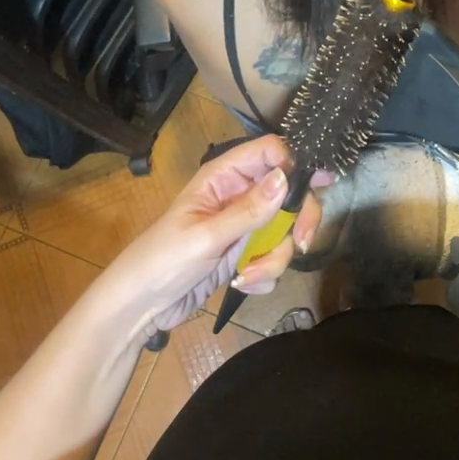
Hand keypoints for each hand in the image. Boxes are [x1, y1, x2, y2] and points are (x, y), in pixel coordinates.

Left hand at [88, 136, 326, 341]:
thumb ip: (250, 210)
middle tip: (301, 243)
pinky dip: (264, 274)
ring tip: (246, 276)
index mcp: (223, 177)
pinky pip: (273, 257)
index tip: (319, 183)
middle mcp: (238, 196)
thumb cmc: (162, 261)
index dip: (296, 162)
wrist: (139, 307)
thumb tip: (287, 177)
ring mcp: (244, 226)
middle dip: (298, 221)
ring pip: (285, 231)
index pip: (270, 152)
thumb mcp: (206, 235)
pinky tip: (242, 284)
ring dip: (275, 258)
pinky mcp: (245, 254)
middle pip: (289, 193)